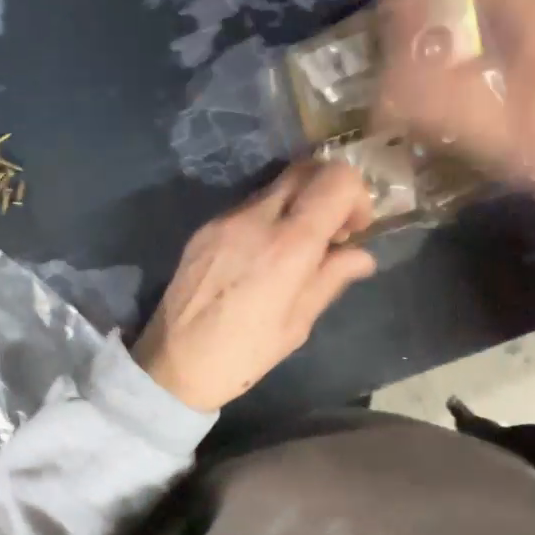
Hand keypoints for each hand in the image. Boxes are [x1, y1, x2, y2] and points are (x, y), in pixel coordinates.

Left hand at [134, 162, 377, 410]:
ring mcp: (225, 220)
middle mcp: (255, 220)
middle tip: (332, 231)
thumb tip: (362, 255)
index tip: (355, 228)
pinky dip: (268, 217)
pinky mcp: (204, 229)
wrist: (172, 366)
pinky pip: (248, 206)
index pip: (336, 180)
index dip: (357, 196)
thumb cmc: (241, 357)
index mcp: (287, 247)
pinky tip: (263, 256)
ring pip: (275, 186)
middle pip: (306, 169)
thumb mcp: (296, 326)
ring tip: (297, 247)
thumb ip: (330, 280)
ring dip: (297, 204)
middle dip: (328, 190)